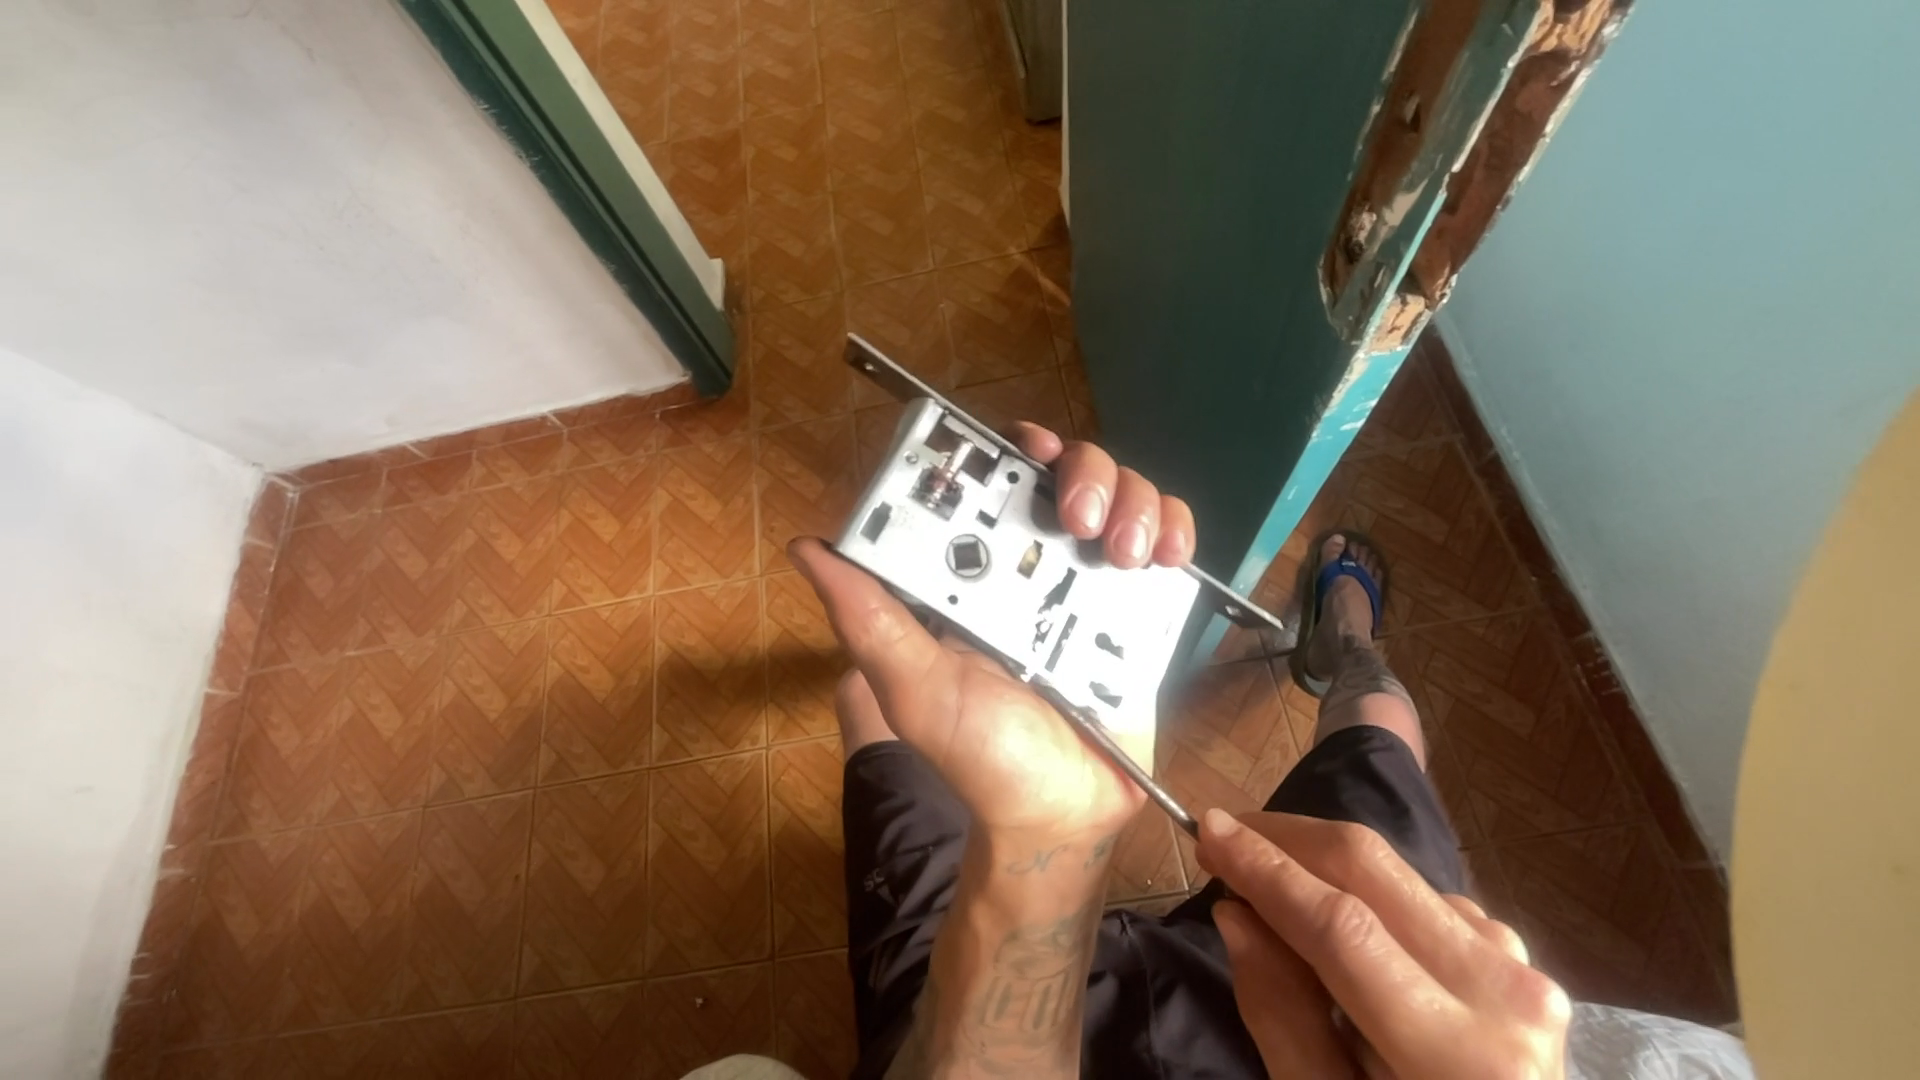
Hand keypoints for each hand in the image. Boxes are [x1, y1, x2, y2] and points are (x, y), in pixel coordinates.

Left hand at [787, 423, 1194, 840]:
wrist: (1060, 814)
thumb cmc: (979, 755)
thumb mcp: (913, 684)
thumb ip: (868, 618)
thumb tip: (807, 548)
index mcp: (976, 570)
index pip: (995, 477)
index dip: (1012, 446)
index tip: (1030, 449)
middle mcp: (1035, 562)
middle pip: (1069, 469)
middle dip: (1085, 473)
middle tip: (1082, 520)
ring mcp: (1093, 579)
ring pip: (1125, 491)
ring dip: (1133, 501)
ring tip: (1128, 555)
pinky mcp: (1142, 604)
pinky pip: (1168, 538)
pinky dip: (1175, 528)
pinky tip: (1169, 557)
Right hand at [1198, 809, 1569, 1079]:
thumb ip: (1278, 1012)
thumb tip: (1233, 911)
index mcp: (1458, 1056)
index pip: (1339, 926)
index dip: (1263, 869)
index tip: (1206, 828)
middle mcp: (1500, 993)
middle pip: (1368, 867)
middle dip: (1282, 837)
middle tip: (1222, 835)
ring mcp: (1518, 966)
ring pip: (1389, 869)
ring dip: (1314, 858)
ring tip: (1264, 880)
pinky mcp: (1515, 953)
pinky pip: (1415, 892)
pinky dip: (1357, 887)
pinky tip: (1331, 918)